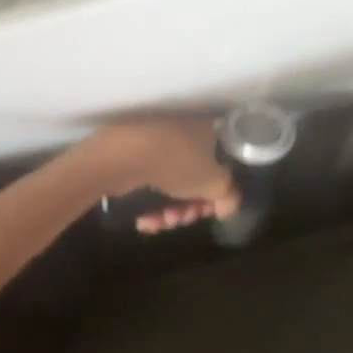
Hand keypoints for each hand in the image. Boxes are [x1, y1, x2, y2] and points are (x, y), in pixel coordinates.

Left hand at [84, 117, 240, 232]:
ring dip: (171, 211)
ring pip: (171, 185)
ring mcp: (156, 143)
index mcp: (209, 130)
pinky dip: (150, 205)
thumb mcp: (216, 185)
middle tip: (184, 219)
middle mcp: (184, 131)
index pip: (223, 164)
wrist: (122, 156)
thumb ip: (230, 197)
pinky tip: (145, 221)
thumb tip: (227, 206)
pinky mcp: (131, 156)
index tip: (210, 210)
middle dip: (191, 206)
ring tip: (162, 222)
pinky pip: (149, 184)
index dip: (219, 191)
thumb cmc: (178, 164)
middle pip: (196, 178)